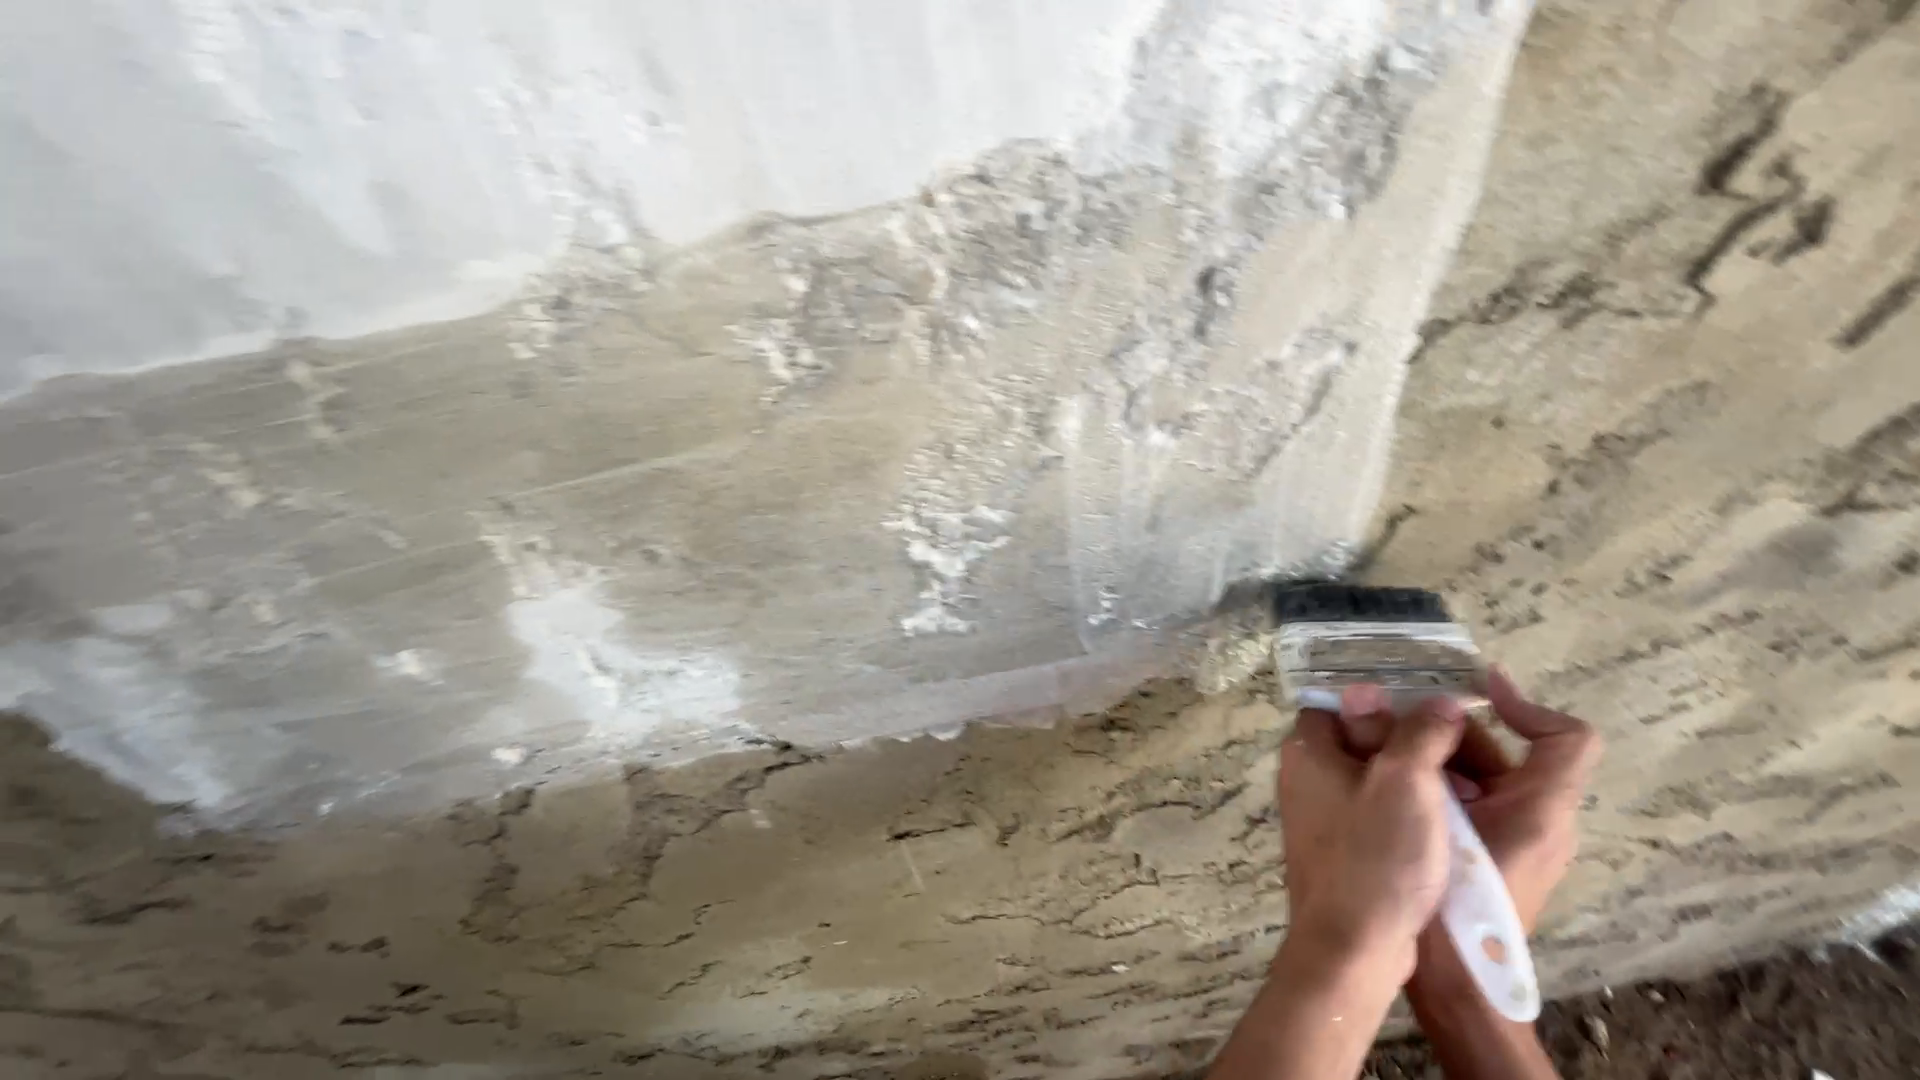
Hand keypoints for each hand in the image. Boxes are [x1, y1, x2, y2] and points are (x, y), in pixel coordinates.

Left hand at [1278, 693, 1467, 985]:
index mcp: (1307, 750)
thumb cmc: (1375, 855)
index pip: (1343, 703)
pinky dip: (1412, 814)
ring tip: (1469, 798)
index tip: (1437, 721)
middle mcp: (1305, 775)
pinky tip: (1450, 831)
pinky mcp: (1339, 848)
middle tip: (1466, 767)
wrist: (1351, 945)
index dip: (1389, 706)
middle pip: (1365, 740)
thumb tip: (1439, 701)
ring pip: (1378, 778)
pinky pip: (1379, 813)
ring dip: (1422, 783)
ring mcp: (1319, 814)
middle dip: (1416, 747)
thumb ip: (1419, 732)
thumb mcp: (1405, 780)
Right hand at [1336, 668, 1601, 994]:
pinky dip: (1426, 786)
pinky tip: (1381, 788)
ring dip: (1427, 756)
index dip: (1525, 703)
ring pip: (1474, 778)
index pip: (1567, 738)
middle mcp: (1536, 821)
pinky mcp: (1481, 858)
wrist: (1455, 986)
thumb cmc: (1455, 898)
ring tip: (1373, 750)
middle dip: (1444, 730)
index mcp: (1541, 810)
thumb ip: (1411, 753)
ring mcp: (1509, 843)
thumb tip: (1379, 700)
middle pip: (1501, 751)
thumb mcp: (1433, 816)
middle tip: (1386, 717)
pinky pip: (1461, 805)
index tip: (1472, 685)